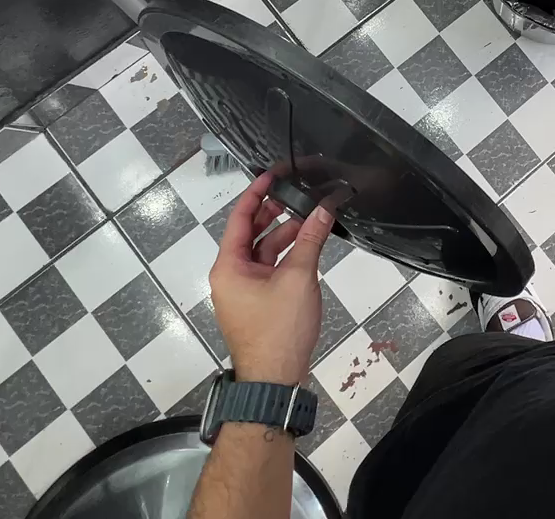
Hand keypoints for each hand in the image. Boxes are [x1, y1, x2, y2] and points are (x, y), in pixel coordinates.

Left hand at [207, 172, 336, 385]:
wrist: (274, 380)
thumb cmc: (279, 326)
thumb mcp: (298, 277)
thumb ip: (310, 239)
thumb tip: (324, 207)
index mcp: (229, 266)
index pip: (241, 218)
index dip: (256, 193)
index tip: (274, 173)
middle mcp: (231, 275)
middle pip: (251, 233)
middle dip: (274, 211)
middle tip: (299, 192)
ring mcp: (244, 289)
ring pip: (263, 250)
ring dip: (285, 233)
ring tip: (311, 216)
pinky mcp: (258, 301)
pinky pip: (269, 267)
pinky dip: (287, 254)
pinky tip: (308, 245)